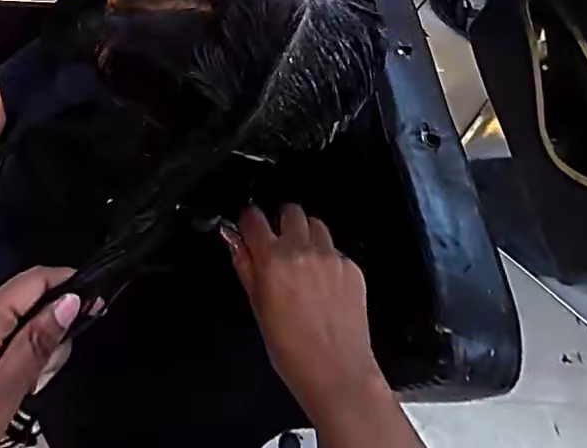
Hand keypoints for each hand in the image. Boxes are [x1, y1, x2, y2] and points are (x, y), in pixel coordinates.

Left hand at [0, 267, 82, 447]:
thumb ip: (36, 345)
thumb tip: (70, 300)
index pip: (33, 280)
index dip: (68, 283)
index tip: (98, 299)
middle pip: (24, 300)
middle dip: (48, 327)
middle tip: (50, 371)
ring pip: (12, 321)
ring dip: (31, 347)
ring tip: (28, 389)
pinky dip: (13, 356)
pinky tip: (13, 388)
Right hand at [226, 205, 382, 411]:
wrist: (338, 375)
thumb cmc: (292, 351)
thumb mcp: (257, 307)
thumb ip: (245, 266)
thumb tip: (235, 240)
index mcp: (272, 259)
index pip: (253, 217)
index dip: (250, 222)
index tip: (251, 229)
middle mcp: (301, 250)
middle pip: (290, 211)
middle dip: (282, 224)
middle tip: (281, 247)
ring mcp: (330, 256)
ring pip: (315, 224)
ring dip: (307, 236)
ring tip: (305, 264)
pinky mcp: (352, 267)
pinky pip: (336, 250)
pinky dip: (328, 260)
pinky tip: (325, 286)